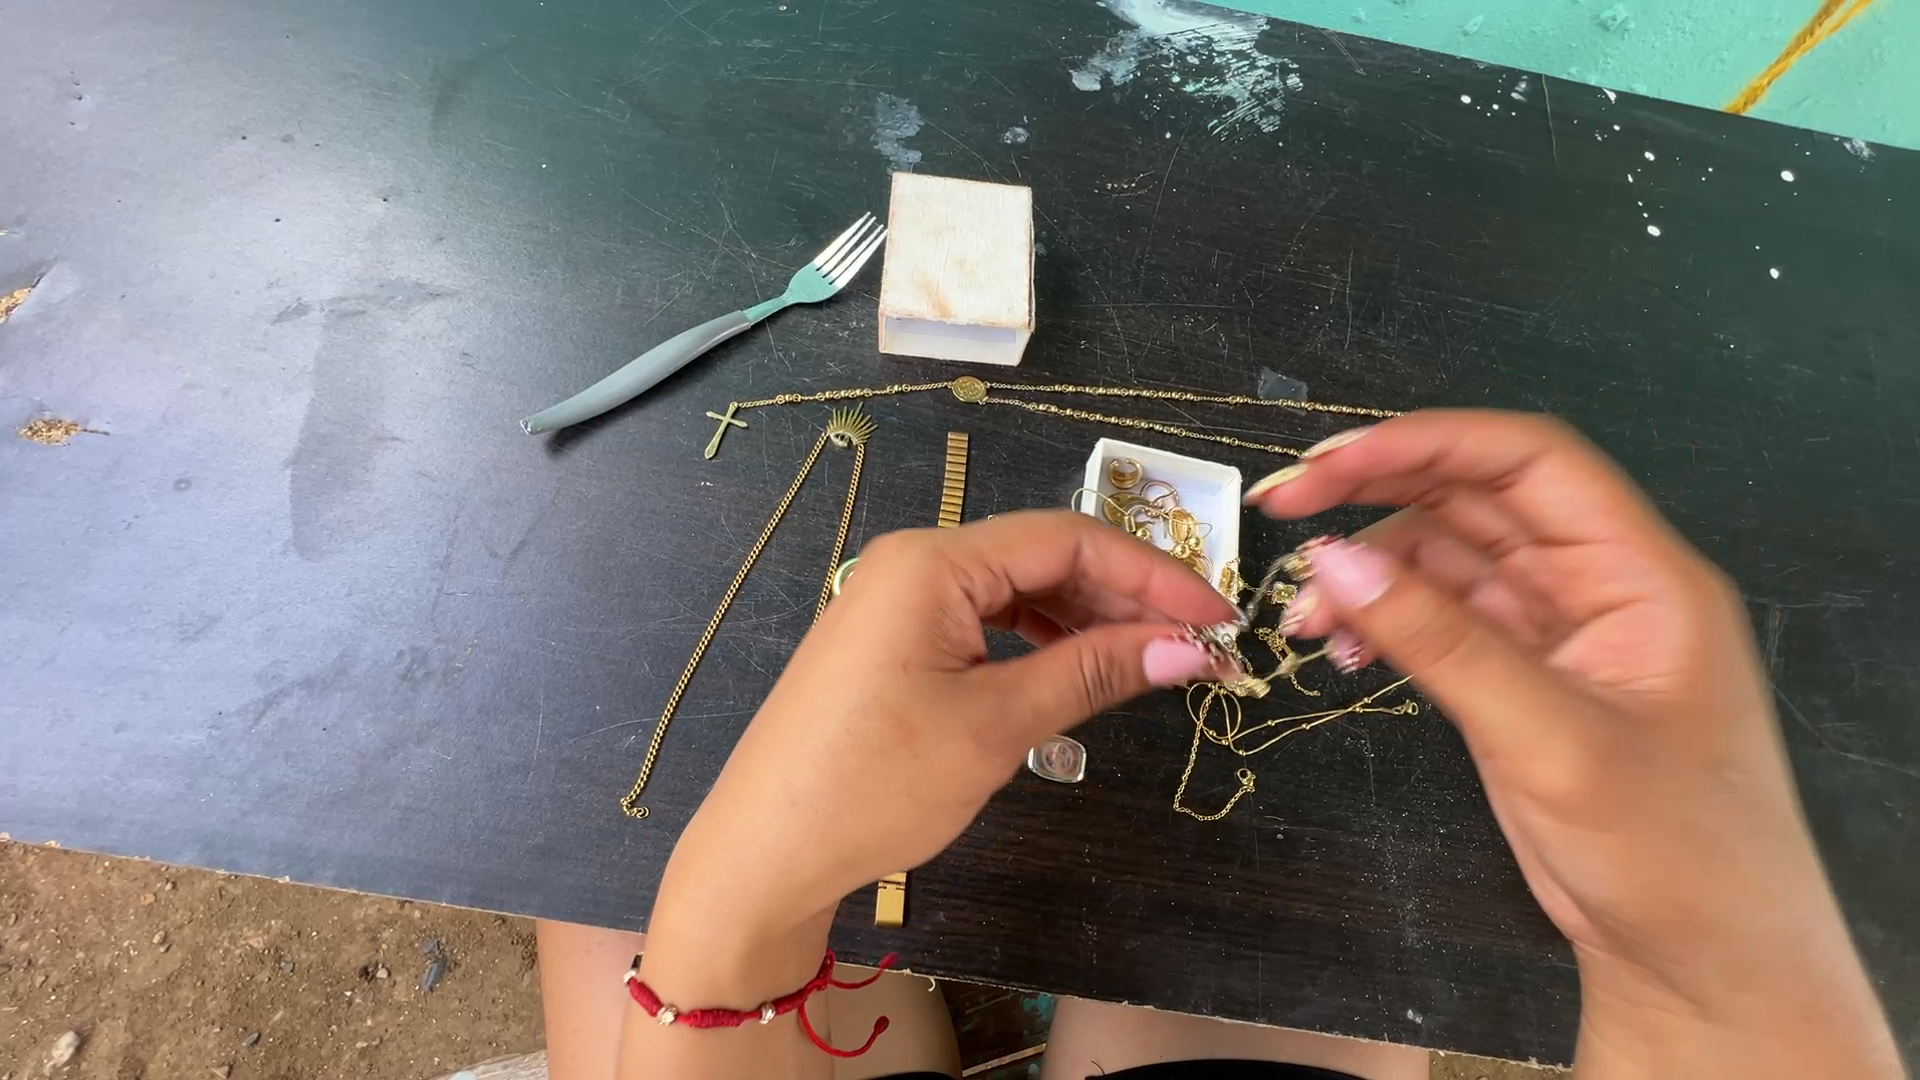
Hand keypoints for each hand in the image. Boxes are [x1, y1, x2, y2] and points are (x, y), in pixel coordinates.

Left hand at [627, 510, 1237, 1076]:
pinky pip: (980, 620)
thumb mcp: (996, 724)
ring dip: (1080, 618)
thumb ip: (1092, 671)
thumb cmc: (878, 782)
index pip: (1066, 539)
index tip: (1215, 618)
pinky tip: (1071, 664)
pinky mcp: (892, 637)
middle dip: (1120, 597)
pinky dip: (1033, 639)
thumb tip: (1188, 647)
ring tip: (1143, 658)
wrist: (765, 851)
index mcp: (933, 560)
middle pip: (1039, 558)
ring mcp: (898, 598)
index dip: (1151, 573)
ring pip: (1012, 589)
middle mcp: (914, 560)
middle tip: (1190, 645)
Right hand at [1248, 411, 1898, 1077]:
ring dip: (1361, 573)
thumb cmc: (1666, 851)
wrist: (1694, 962)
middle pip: (1467, 497)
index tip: (1327, 465)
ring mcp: (1539, 625)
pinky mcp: (1502, 666)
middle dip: (1370, 491)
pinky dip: (1372, 620)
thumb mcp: (1548, 737)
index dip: (1424, 444)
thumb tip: (1328, 560)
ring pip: (1433, 557)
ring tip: (1304, 618)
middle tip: (1282, 505)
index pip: (1526, 462)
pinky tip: (1339, 652)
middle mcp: (1586, 582)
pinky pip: (1423, 614)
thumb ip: (1436, 639)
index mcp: (1636, 574)